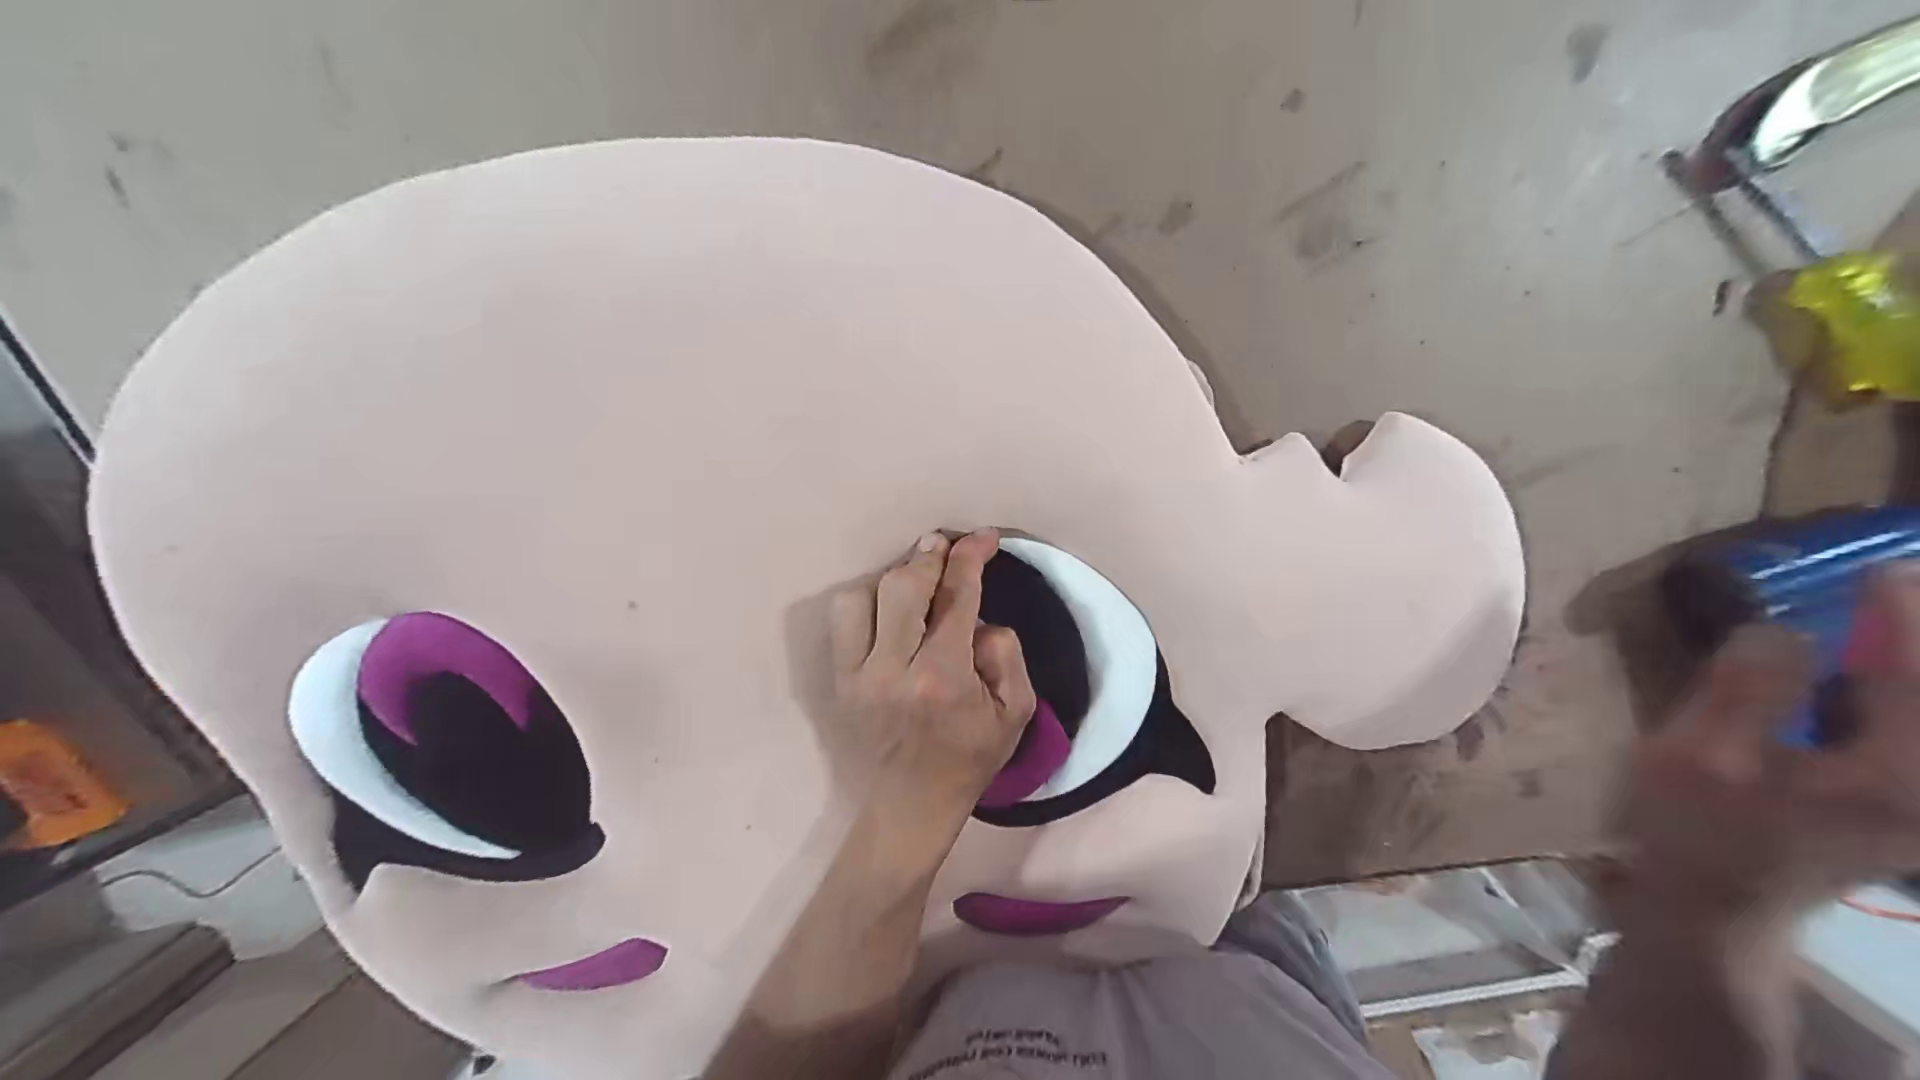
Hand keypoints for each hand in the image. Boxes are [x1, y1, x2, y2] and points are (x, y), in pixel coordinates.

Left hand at [828, 530, 1036, 813]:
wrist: (910, 804)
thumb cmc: (970, 758)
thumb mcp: (1017, 713)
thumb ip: (1007, 655)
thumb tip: (977, 620)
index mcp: (944, 678)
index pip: (957, 598)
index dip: (971, 557)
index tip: (984, 538)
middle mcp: (894, 670)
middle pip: (905, 585)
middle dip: (931, 555)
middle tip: (947, 545)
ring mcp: (858, 675)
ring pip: (864, 594)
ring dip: (895, 577)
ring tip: (917, 578)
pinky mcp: (839, 680)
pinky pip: (842, 618)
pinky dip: (866, 599)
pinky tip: (886, 605)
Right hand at [1618, 567, 1919, 928]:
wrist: (1713, 901)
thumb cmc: (1695, 827)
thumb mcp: (1699, 756)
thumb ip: (1743, 691)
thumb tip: (1777, 629)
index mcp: (1894, 777)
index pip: (1914, 682)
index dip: (1903, 621)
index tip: (1886, 571)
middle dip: (1918, 643)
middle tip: (1906, 587)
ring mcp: (1919, 801)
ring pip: (1918, 719)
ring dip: (1904, 672)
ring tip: (1888, 625)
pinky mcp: (1899, 805)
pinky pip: (1902, 737)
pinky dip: (1890, 700)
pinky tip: (1863, 682)